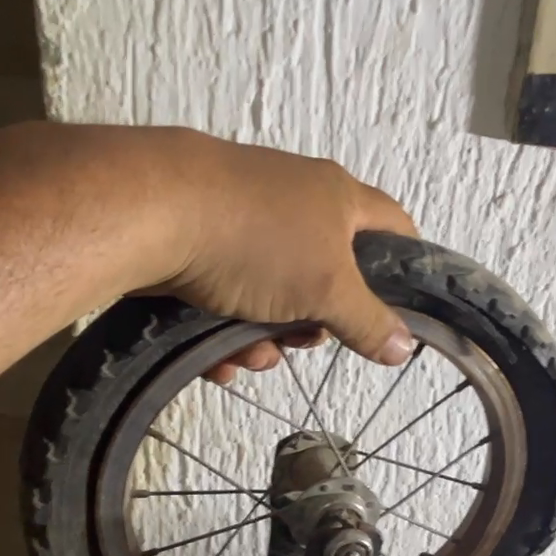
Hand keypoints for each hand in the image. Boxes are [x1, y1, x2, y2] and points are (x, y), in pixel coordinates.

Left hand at [127, 128, 419, 383]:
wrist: (148, 213)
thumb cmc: (256, 241)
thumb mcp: (327, 289)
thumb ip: (369, 321)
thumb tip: (405, 347)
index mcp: (337, 198)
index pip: (393, 225)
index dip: (407, 265)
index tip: (402, 308)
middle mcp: (294, 203)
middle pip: (328, 275)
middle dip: (316, 322)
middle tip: (304, 340)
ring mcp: (245, 222)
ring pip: (274, 295)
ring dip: (267, 337)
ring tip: (249, 355)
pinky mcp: (201, 244)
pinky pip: (230, 297)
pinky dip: (227, 331)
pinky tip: (218, 357)